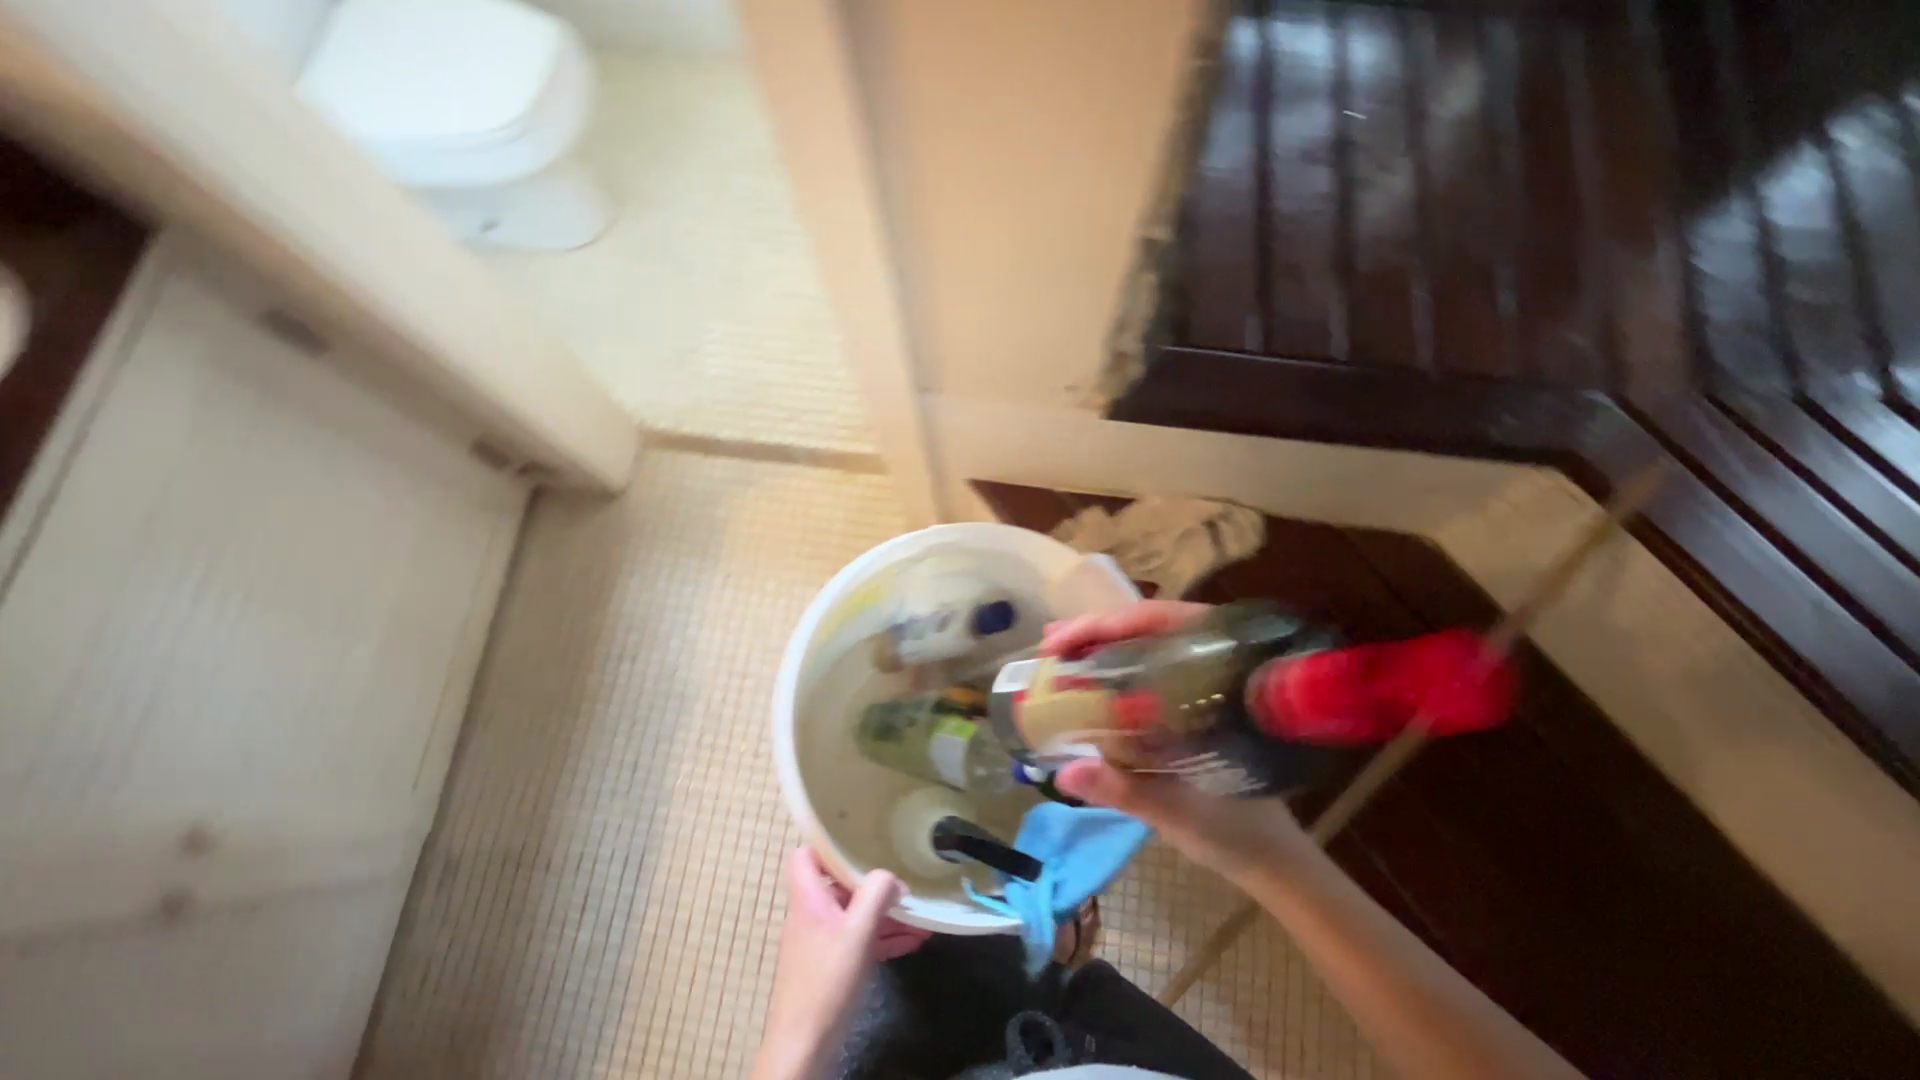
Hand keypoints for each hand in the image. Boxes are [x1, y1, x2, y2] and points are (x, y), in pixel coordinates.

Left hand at [751, 848, 927, 1079]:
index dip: (828, 845)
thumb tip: (891, 876)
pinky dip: (882, 937)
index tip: (861, 841)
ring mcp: (821, 943)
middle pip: (840, 885)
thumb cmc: (827, 981)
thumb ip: (875, 895)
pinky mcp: (831, 968)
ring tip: (921, 916)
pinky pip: (859, 941)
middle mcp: (812, 915)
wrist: (804, 1046)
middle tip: (905, 883)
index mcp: (809, 899)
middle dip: (874, 884)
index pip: (805, 856)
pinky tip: (913, 941)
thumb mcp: (857, 933)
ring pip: (855, 915)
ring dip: (885, 914)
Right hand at [1044, 601, 1311, 882]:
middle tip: (1050, 643)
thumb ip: (1124, 790)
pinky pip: (1152, 678)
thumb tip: (1064, 772)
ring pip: (1150, 650)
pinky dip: (1116, 675)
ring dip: (1103, 649)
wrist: (1273, 859)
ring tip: (1058, 652)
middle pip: (1151, 630)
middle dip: (1098, 632)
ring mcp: (1205, 692)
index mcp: (1221, 683)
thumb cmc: (1236, 833)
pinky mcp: (1194, 712)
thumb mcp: (1177, 812)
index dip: (1107, 626)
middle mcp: (1215, 675)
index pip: (1161, 625)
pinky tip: (1086, 683)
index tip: (1063, 642)